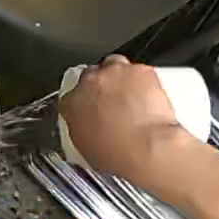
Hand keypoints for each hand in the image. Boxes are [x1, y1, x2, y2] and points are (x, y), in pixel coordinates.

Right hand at [59, 56, 196, 183]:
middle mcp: (90, 82)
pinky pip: (140, 71)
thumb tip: (87, 127)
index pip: (71, 95)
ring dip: (120, 78)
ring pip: (115, 66)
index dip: (83, 101)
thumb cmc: (118, 153)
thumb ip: (79, 127)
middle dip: (100, 85)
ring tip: (130, 98)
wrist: (146, 149)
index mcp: (71, 103)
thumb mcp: (85, 147)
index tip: (91, 108)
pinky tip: (147, 98)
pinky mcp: (141, 71)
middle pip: (92, 74)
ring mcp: (116, 74)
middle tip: (111, 102)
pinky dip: (143, 81)